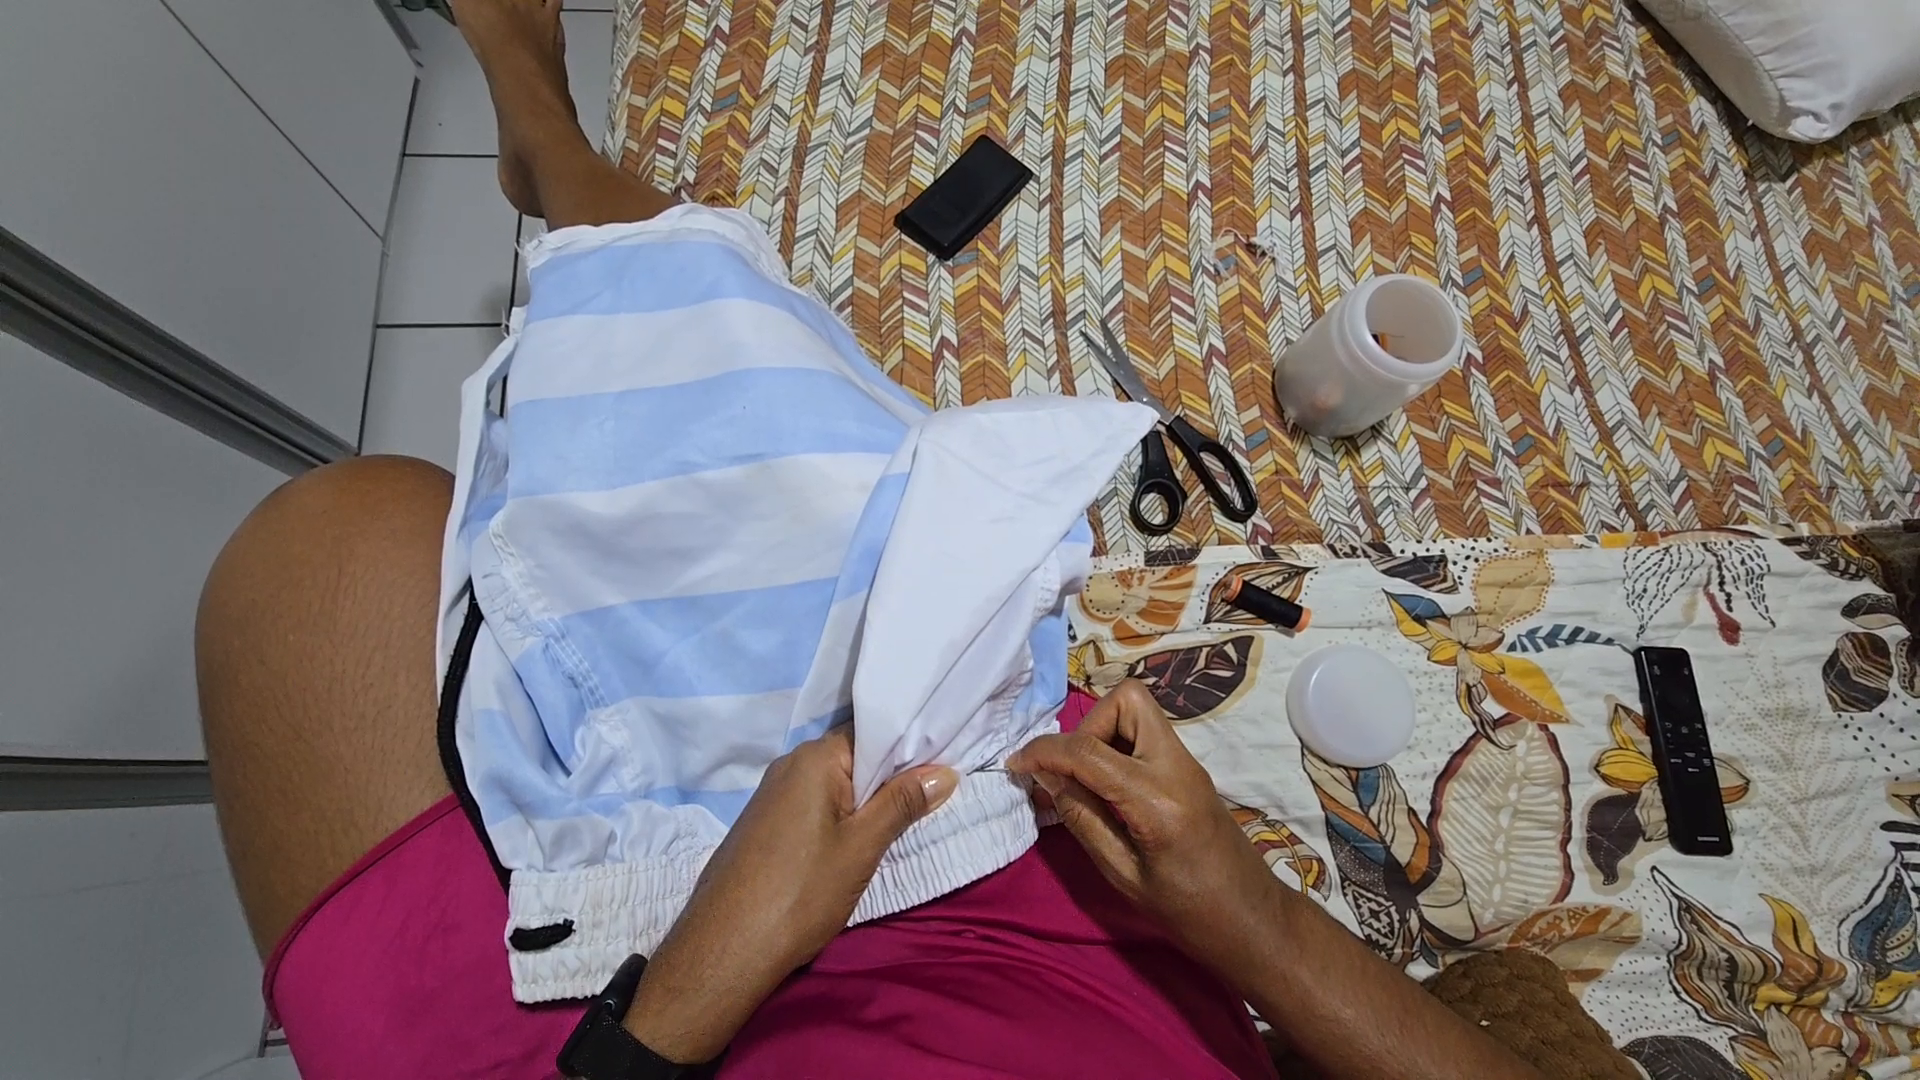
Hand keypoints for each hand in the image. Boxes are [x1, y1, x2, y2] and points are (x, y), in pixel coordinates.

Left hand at [620, 728, 957, 1062]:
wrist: (722, 953)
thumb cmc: (800, 893)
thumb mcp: (861, 848)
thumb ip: (903, 804)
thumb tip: (946, 772)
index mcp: (814, 758)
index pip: (872, 733)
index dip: (908, 748)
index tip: (942, 766)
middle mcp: (789, 764)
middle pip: (853, 757)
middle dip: (888, 778)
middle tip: (928, 799)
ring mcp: (771, 794)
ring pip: (833, 784)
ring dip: (863, 802)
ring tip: (898, 823)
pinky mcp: (763, 823)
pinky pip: (812, 803)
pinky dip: (837, 816)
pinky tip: (852, 843)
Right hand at [1005, 680, 1283, 972]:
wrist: (1253, 922)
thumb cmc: (1187, 912)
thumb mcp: (1122, 874)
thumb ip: (1081, 817)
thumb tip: (1046, 777)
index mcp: (1156, 799)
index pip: (1088, 750)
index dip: (1043, 752)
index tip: (1016, 765)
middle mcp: (1175, 765)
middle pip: (1126, 700)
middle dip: (1086, 726)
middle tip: (1070, 772)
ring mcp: (1187, 762)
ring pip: (1137, 709)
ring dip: (1102, 732)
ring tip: (1086, 779)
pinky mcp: (1189, 767)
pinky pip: (1146, 733)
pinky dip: (1117, 744)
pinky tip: (1107, 784)